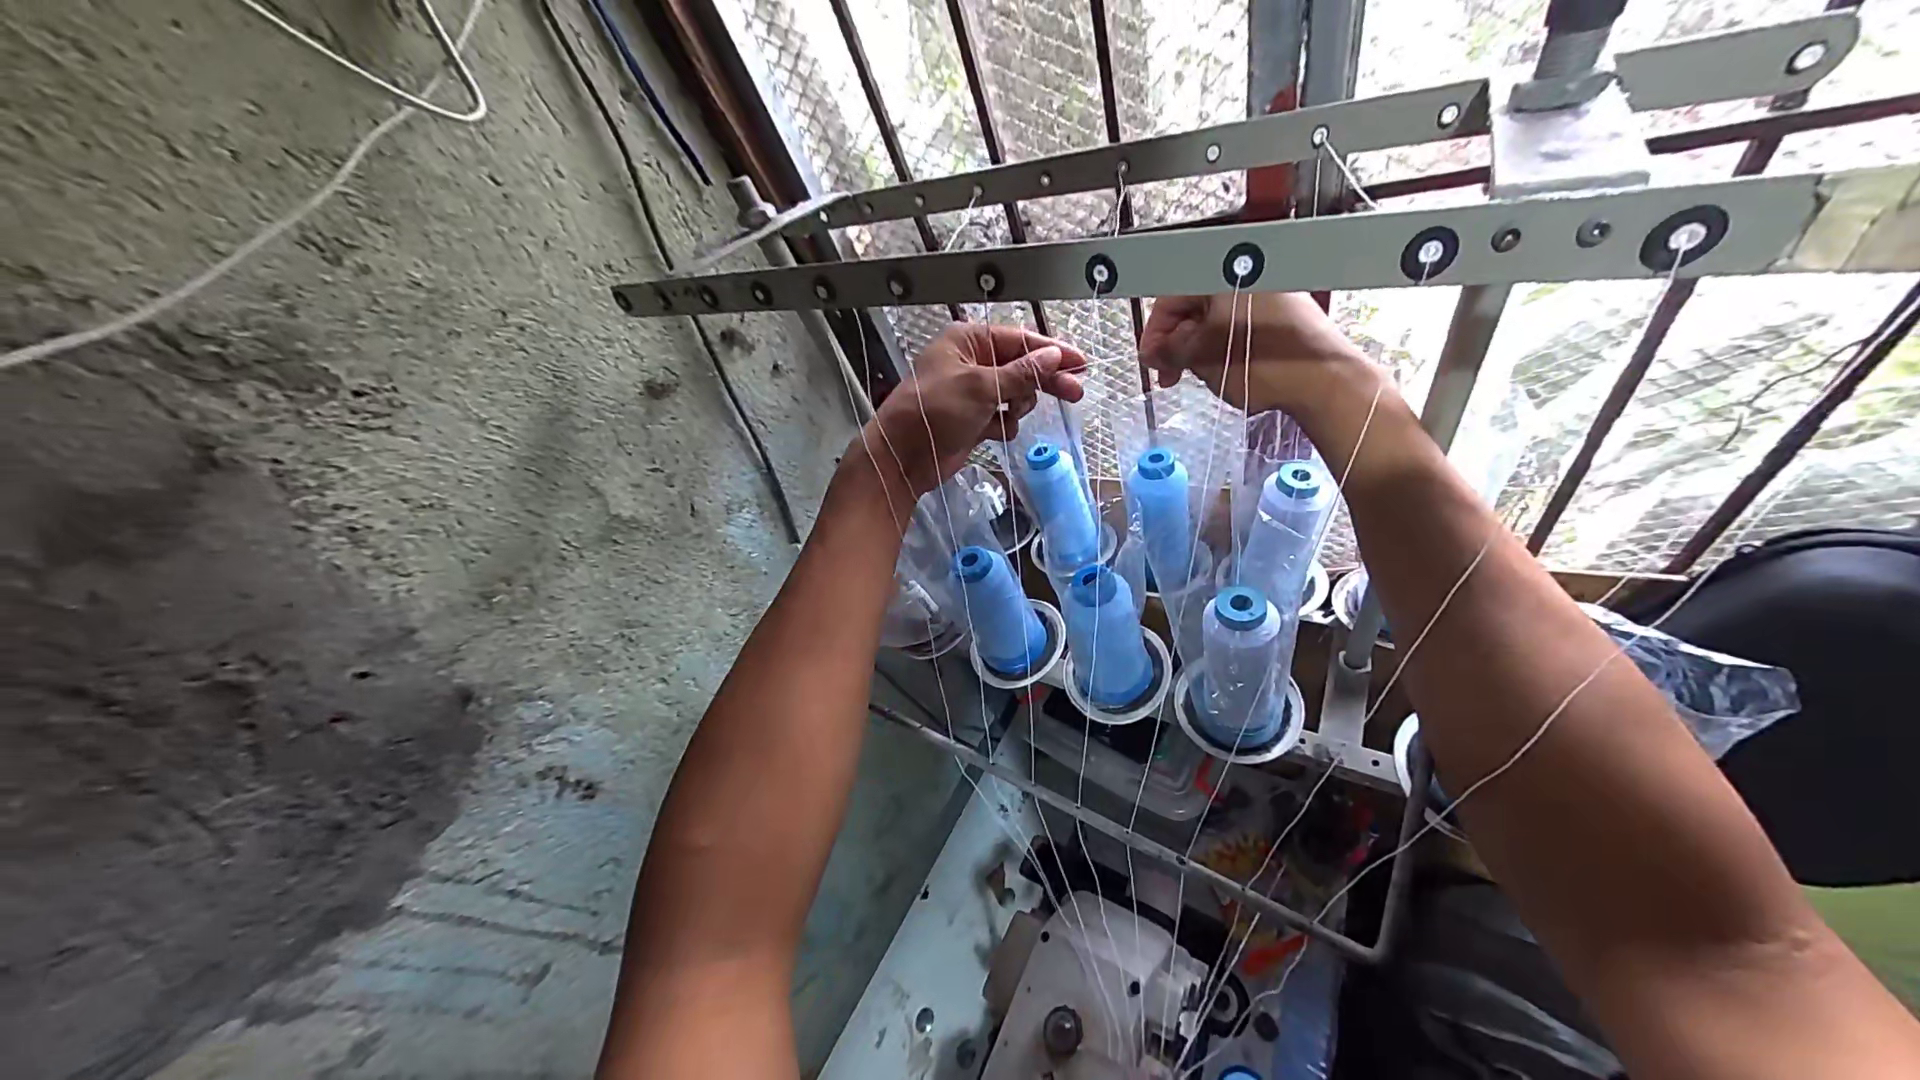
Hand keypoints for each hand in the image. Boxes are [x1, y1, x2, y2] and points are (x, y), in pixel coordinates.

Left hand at [851, 323, 1086, 501]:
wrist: (903, 456)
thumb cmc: (935, 411)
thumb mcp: (981, 387)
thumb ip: (1021, 373)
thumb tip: (1054, 356)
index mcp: (968, 342)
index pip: (1019, 341)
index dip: (1052, 352)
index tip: (1080, 363)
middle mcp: (972, 363)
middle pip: (1022, 367)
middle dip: (1044, 381)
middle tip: (1074, 393)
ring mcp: (972, 393)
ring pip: (1015, 394)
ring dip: (1018, 406)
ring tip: (1010, 415)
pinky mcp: (973, 420)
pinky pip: (1003, 417)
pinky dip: (1004, 424)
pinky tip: (996, 431)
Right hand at [1139, 291, 1374, 417]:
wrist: (1323, 378)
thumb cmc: (1262, 363)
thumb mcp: (1203, 357)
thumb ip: (1170, 350)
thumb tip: (1153, 353)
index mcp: (1222, 277)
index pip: (1170, 298)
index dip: (1154, 334)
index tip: (1150, 361)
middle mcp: (1245, 276)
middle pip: (1194, 305)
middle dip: (1177, 342)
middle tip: (1170, 374)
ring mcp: (1268, 291)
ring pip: (1217, 316)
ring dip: (1200, 345)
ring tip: (1198, 374)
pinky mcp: (1285, 309)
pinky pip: (1240, 321)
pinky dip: (1225, 343)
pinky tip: (1224, 367)